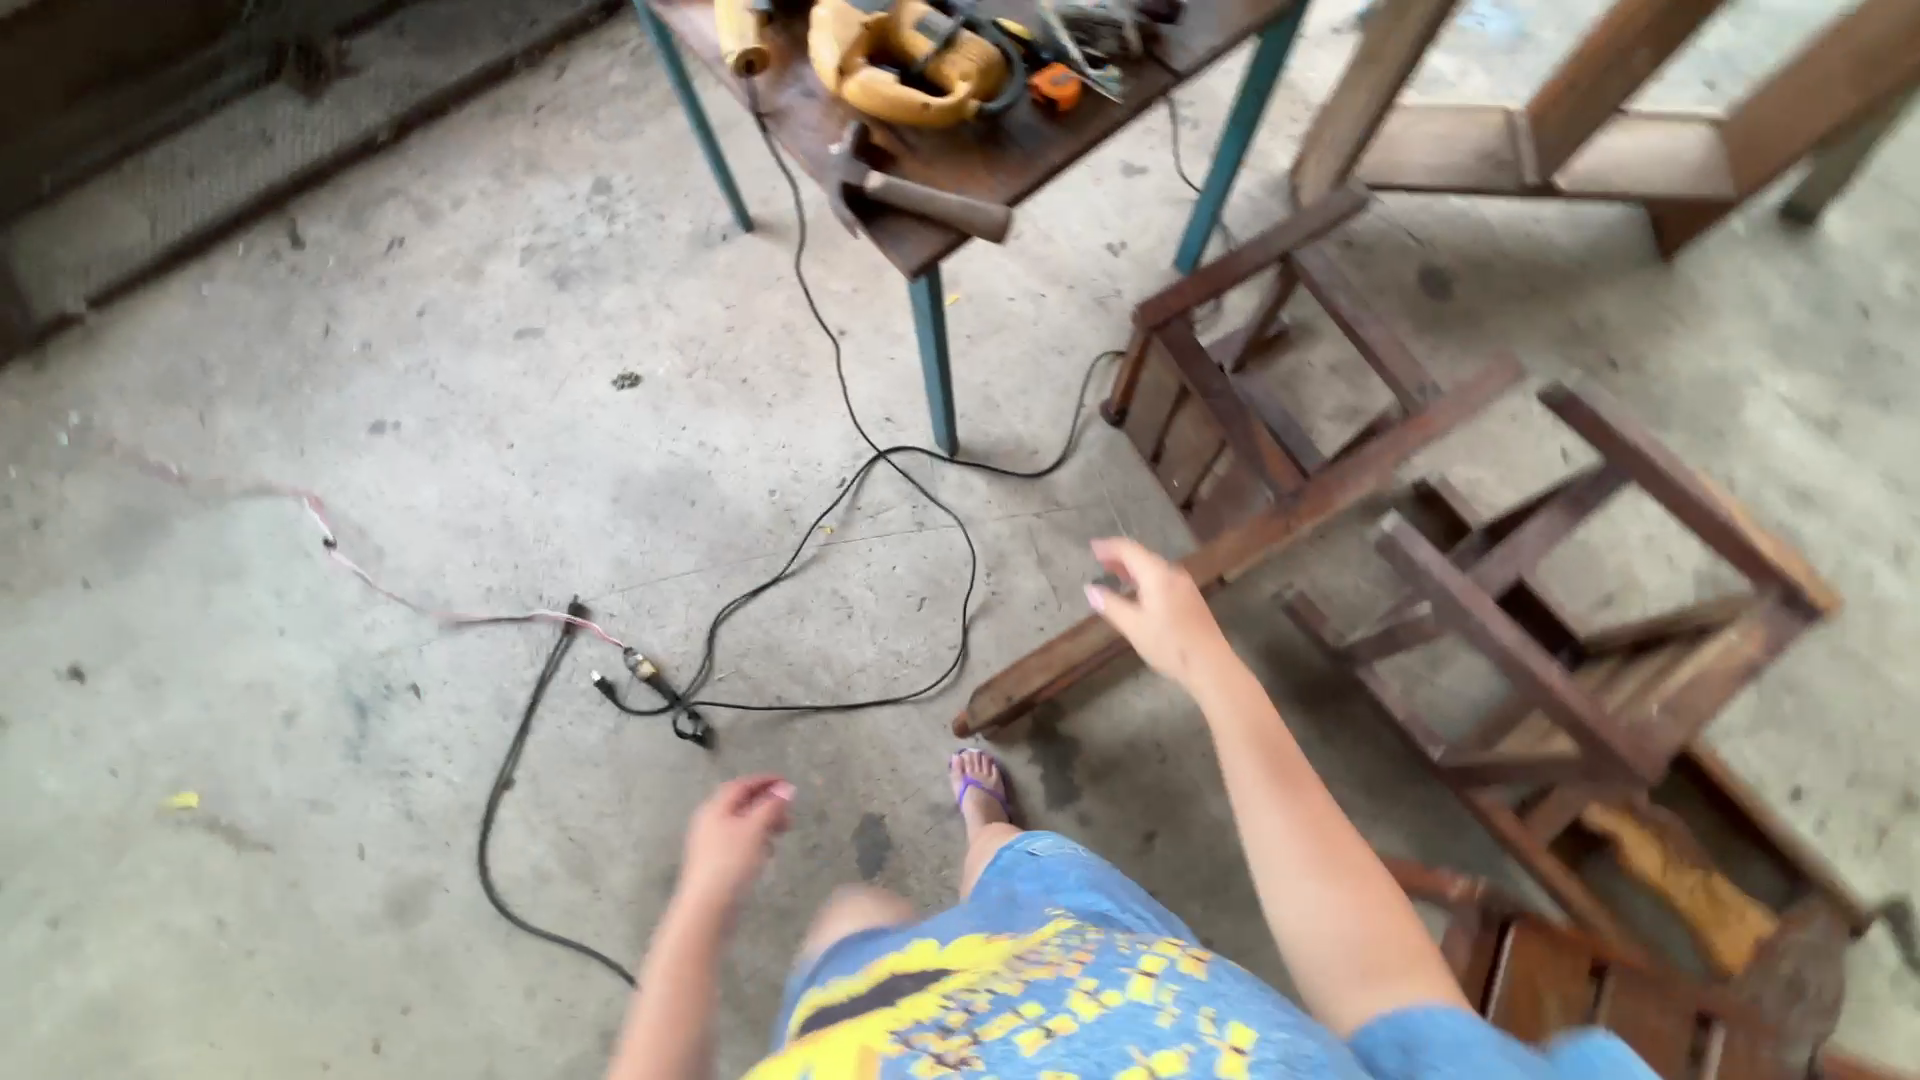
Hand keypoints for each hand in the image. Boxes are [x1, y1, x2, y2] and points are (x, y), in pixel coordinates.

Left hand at [677, 773, 793, 911]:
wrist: (706, 907)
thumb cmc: (731, 861)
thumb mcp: (755, 828)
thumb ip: (771, 806)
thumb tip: (786, 788)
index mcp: (715, 808)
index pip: (741, 785)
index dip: (764, 781)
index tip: (786, 782)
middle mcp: (710, 822)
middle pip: (741, 804)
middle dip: (767, 804)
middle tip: (788, 811)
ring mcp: (711, 843)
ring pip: (742, 824)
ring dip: (763, 823)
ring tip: (782, 831)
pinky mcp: (715, 862)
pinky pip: (739, 841)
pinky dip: (756, 839)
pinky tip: (767, 852)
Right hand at [1084, 537, 1232, 689]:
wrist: (1211, 665)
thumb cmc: (1169, 645)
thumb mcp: (1133, 626)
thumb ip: (1110, 605)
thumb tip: (1090, 589)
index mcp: (1157, 576)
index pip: (1130, 550)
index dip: (1109, 547)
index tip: (1092, 547)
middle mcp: (1173, 574)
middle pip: (1143, 556)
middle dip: (1119, 557)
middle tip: (1098, 560)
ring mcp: (1184, 585)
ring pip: (1153, 568)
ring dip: (1132, 568)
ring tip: (1113, 573)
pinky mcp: (1190, 598)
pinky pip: (1162, 578)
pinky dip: (1144, 578)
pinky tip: (1137, 591)